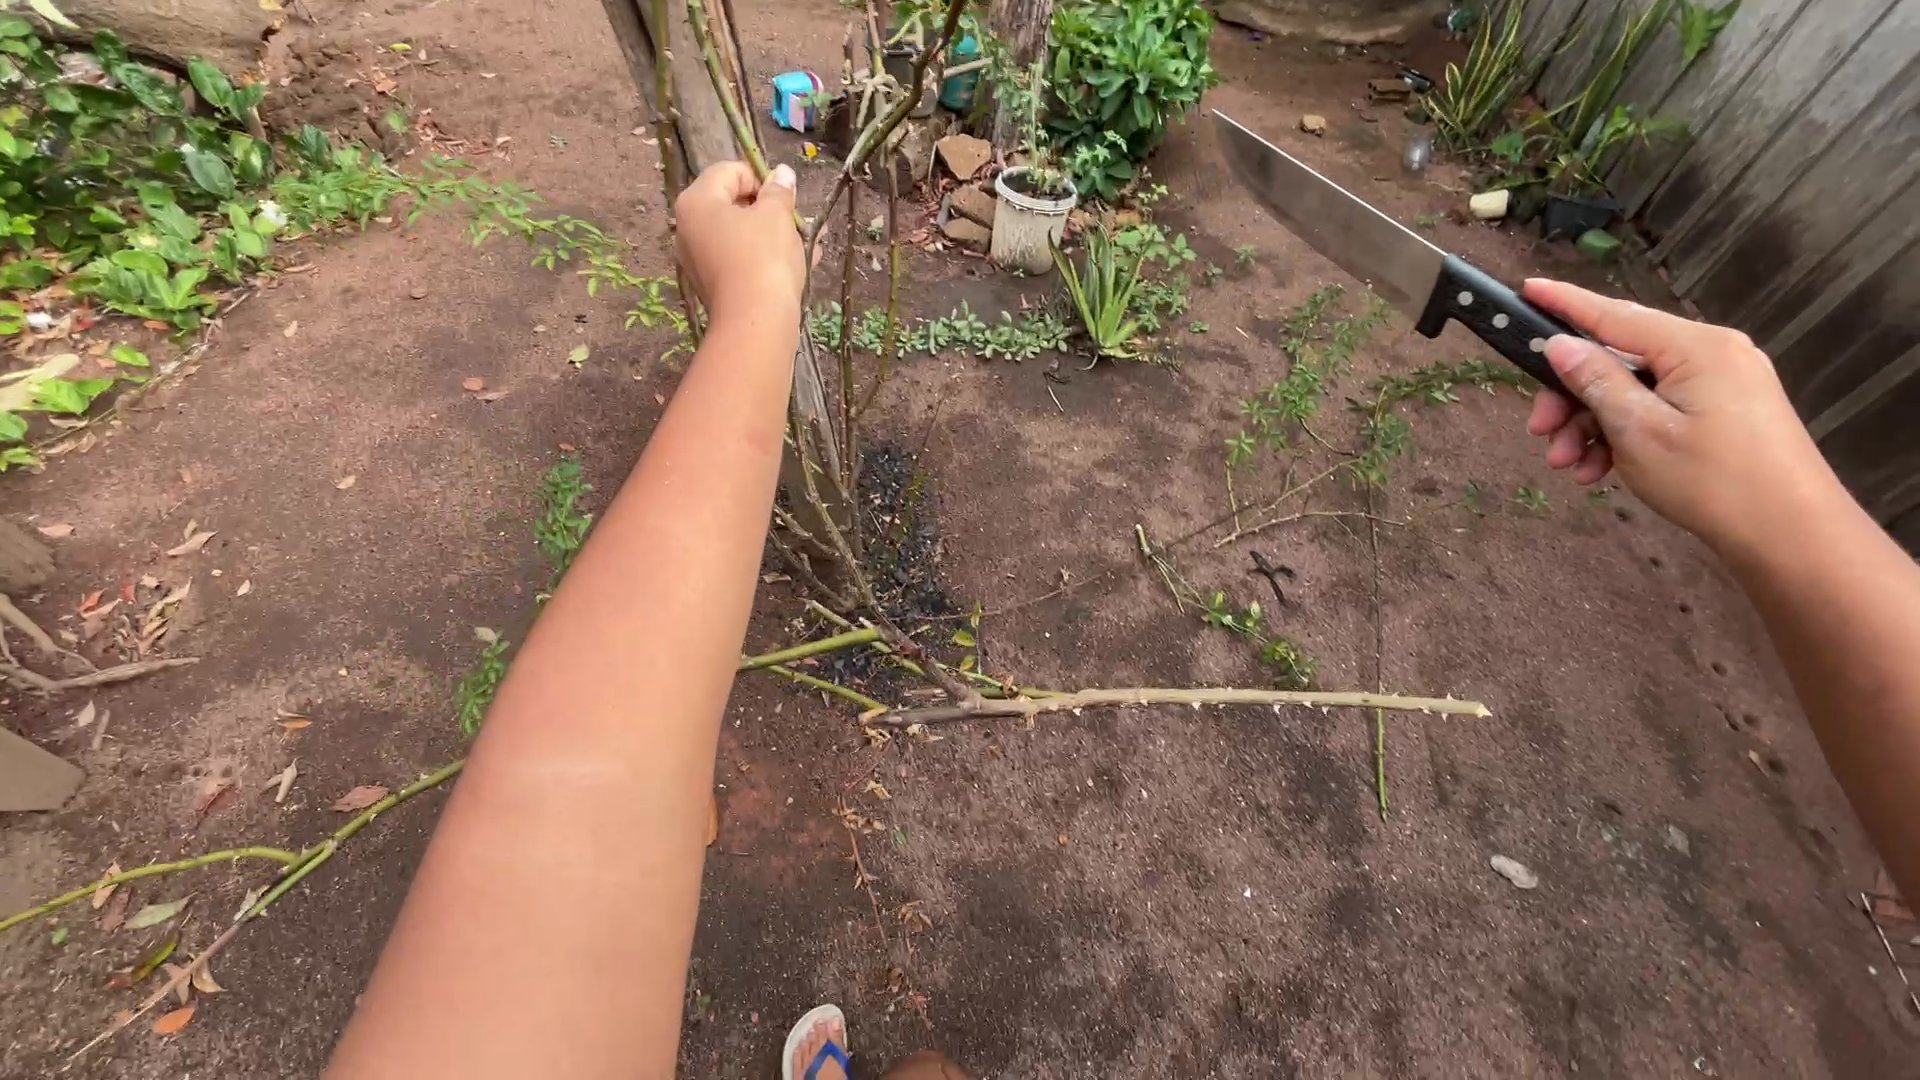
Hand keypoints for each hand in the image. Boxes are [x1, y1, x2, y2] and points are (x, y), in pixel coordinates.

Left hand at [673, 161, 802, 322]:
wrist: (756, 323)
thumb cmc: (764, 258)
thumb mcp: (777, 216)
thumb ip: (779, 191)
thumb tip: (782, 173)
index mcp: (697, 201)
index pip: (729, 171)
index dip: (762, 177)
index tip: (786, 196)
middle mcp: (689, 228)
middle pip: (732, 205)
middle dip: (769, 211)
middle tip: (797, 222)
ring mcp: (699, 261)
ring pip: (740, 237)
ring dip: (773, 236)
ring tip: (806, 244)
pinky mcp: (714, 287)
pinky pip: (741, 261)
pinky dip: (765, 259)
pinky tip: (797, 265)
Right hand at [1521, 278, 1842, 554]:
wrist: (1785, 532)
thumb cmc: (1710, 478)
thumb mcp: (1638, 429)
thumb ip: (1596, 381)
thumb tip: (1560, 345)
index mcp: (1697, 348)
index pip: (1615, 315)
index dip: (1566, 304)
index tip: (1528, 287)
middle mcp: (1709, 355)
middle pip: (1613, 360)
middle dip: (1568, 398)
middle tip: (1537, 433)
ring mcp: (1714, 383)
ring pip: (1624, 391)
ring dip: (1586, 426)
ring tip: (1567, 465)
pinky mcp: (1715, 409)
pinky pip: (1647, 410)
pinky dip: (1614, 437)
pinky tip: (1596, 470)